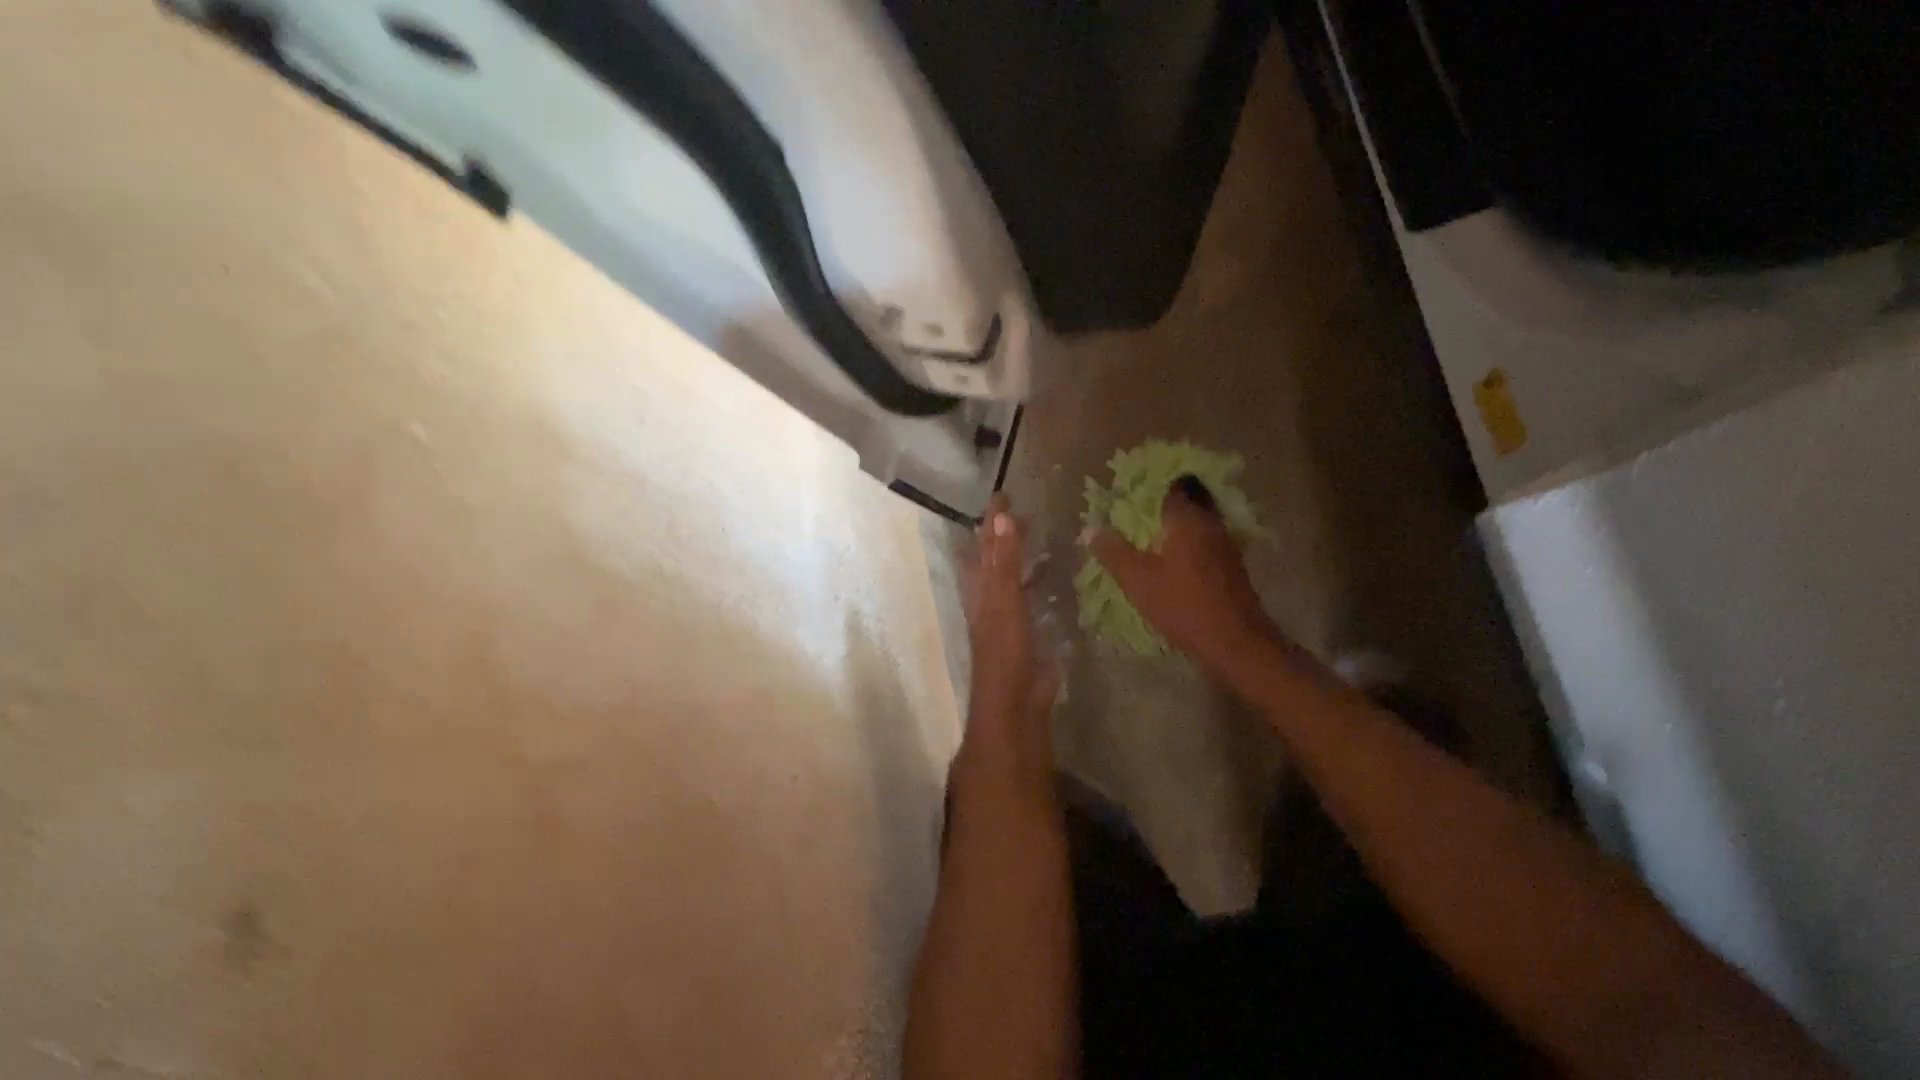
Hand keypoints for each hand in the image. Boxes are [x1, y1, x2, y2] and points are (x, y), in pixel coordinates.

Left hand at [966, 494, 1057, 723]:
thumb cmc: (1005, 651)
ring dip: (1021, 559)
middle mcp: (991, 600)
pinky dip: (1039, 585)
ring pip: (1012, 579)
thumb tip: (1001, 519)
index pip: (984, 546)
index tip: (1003, 494)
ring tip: (1038, 538)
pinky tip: (1054, 580)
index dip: (992, 521)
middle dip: (1004, 537)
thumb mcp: (1005, 601)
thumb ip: (1005, 561)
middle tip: (1023, 511)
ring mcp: (1009, 617)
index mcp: (981, 589)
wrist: (1015, 703)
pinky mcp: (1028, 634)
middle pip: (995, 561)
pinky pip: (1032, 600)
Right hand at [1085, 477, 1279, 674]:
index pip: (1173, 485)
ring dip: (1180, 528)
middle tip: (1140, 516)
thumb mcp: (1138, 580)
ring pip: (1200, 524)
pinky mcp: (1233, 568)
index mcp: (1188, 519)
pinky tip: (1177, 563)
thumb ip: (1114, 552)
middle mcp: (1211, 524)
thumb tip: (1091, 528)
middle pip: (1190, 502)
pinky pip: (1208, 545)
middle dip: (1166, 506)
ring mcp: (1227, 546)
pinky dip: (1191, 547)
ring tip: (1154, 539)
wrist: (1235, 642)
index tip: (1132, 492)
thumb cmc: (1182, 605)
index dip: (1151, 486)